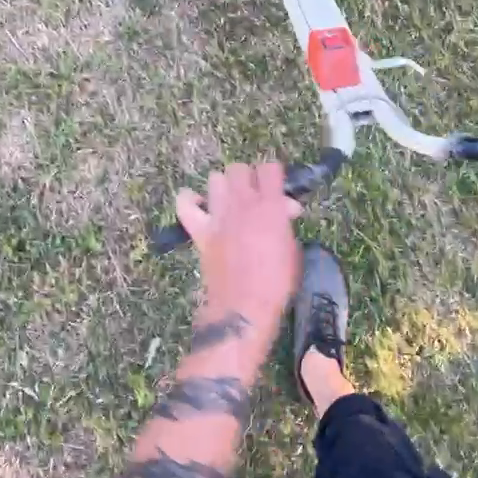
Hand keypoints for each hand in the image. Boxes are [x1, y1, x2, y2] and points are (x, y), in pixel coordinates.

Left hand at [175, 162, 302, 333]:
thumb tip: (283, 210)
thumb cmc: (277, 284)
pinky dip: (190, 201)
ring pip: (215, 179)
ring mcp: (218, 215)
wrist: (244, 309)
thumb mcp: (292, 250)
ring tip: (230, 203)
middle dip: (248, 178)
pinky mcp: (200, 230)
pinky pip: (185, 203)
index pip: (270, 168)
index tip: (276, 189)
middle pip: (239, 168)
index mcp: (271, 207)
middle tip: (253, 196)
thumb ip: (285, 224)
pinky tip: (201, 208)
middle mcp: (243, 204)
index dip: (273, 176)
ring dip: (224, 188)